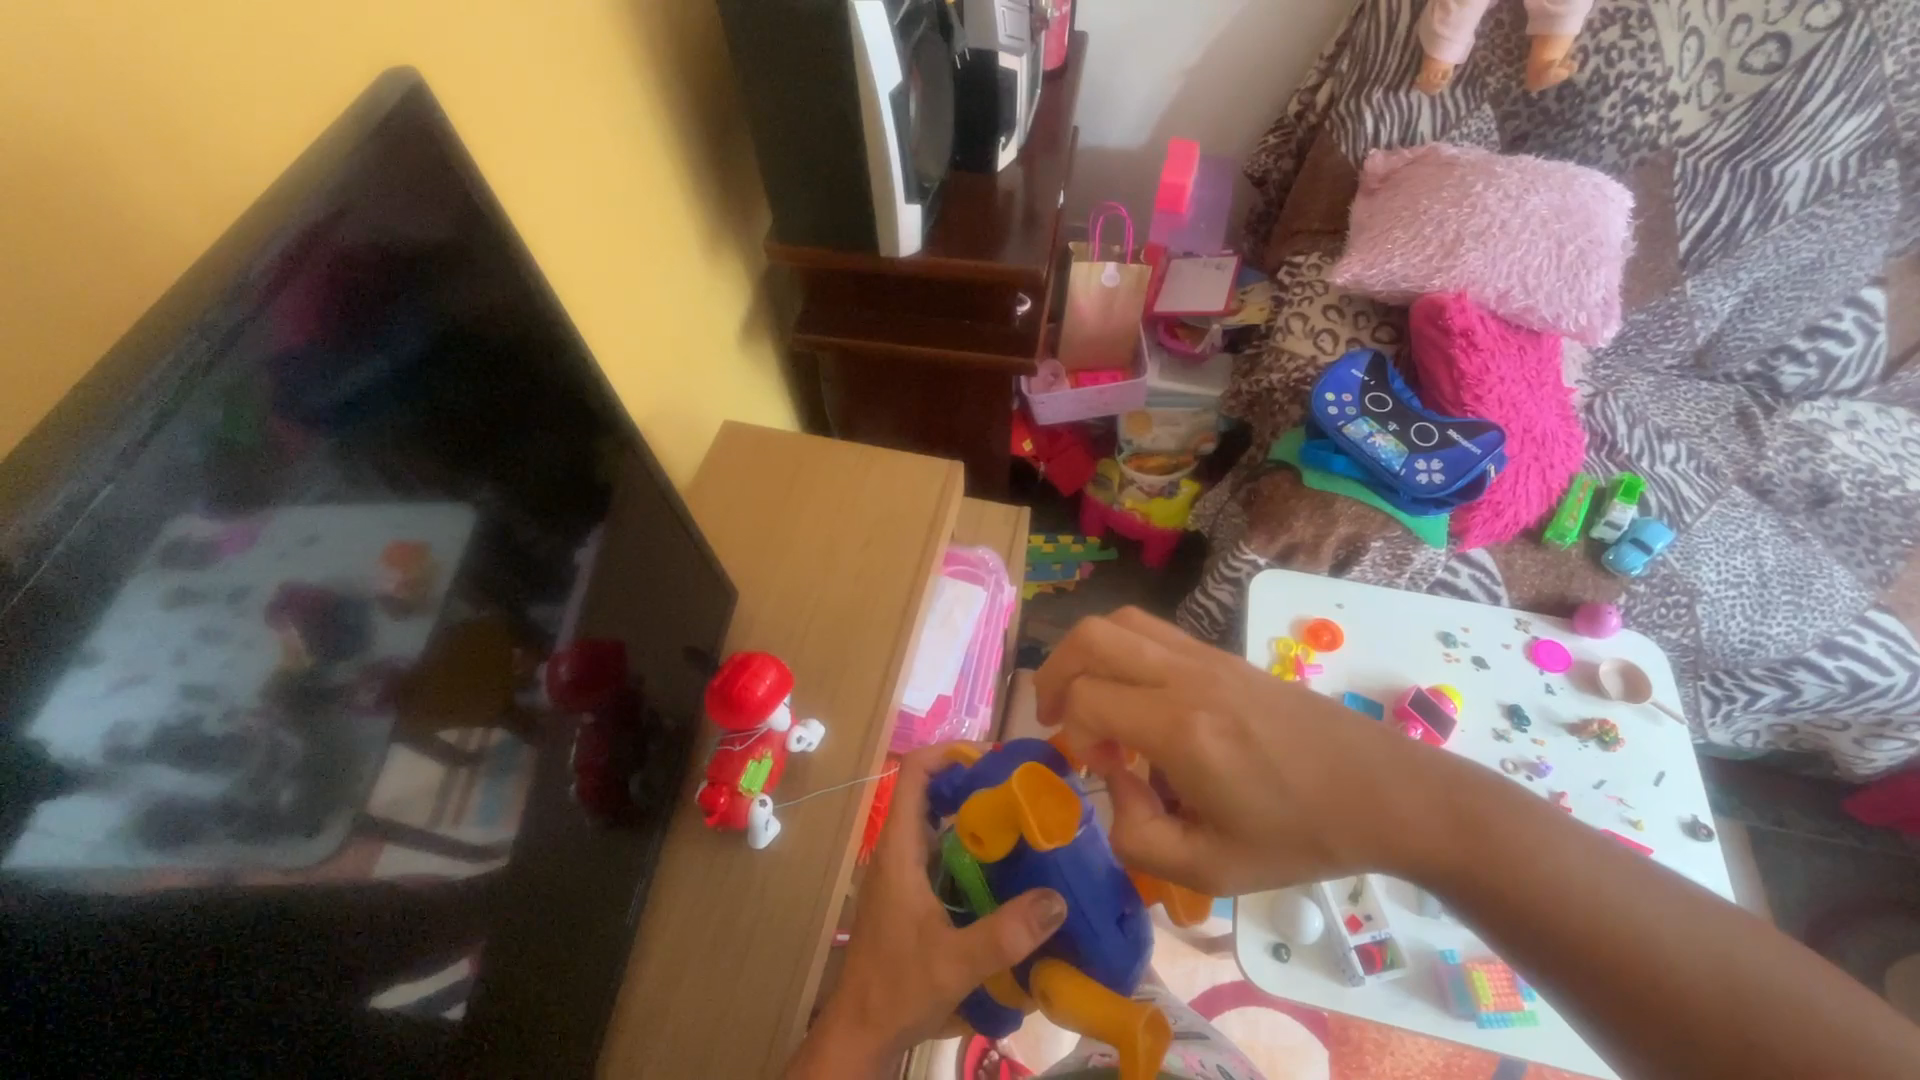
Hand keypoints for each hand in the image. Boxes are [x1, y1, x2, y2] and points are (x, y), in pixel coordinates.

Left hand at [788, 746, 1066, 1077]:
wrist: (860, 1032)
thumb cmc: (896, 988)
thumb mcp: (954, 963)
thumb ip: (1004, 934)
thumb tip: (1057, 899)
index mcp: (899, 850)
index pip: (914, 774)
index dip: (949, 753)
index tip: (995, 757)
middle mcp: (900, 852)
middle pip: (932, 795)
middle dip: (976, 784)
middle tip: (1025, 790)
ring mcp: (905, 875)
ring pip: (940, 827)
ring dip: (978, 819)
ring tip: (1026, 823)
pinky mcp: (913, 897)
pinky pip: (945, 857)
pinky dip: (975, 852)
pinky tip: (1010, 871)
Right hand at [1034, 607, 1444, 895]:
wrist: (1384, 793)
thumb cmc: (1300, 837)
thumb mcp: (1211, 869)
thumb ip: (1136, 836)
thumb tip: (1115, 780)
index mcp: (1182, 729)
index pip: (1086, 699)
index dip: (1069, 731)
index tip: (1097, 767)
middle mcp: (1188, 678)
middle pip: (1090, 638)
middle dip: (1054, 673)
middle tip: (1055, 717)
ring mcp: (1208, 658)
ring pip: (1120, 622)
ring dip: (1085, 654)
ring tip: (1085, 697)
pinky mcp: (1224, 655)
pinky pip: (1153, 631)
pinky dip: (1122, 651)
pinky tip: (1136, 697)